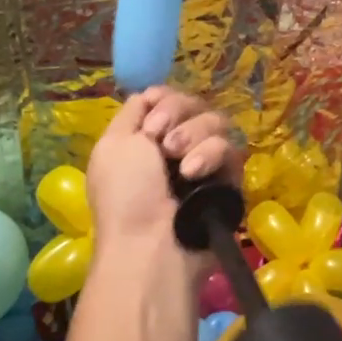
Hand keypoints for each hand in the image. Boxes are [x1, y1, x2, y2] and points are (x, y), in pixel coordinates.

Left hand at [86, 87, 238, 250]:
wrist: (151, 246)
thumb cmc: (125, 196)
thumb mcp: (113, 145)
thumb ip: (133, 111)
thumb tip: (153, 94)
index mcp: (145, 138)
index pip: (168, 97)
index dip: (163, 100)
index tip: (151, 121)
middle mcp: (176, 146)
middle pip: (193, 103)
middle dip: (178, 114)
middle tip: (162, 141)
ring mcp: (204, 162)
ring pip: (215, 121)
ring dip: (194, 135)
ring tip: (180, 164)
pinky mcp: (228, 179)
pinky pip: (229, 149)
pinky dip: (210, 155)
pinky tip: (194, 173)